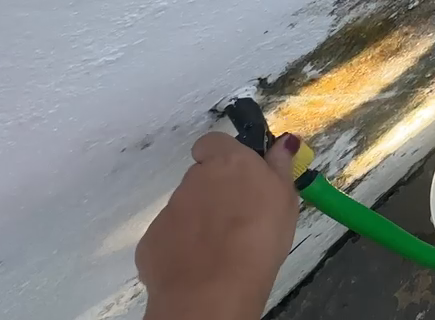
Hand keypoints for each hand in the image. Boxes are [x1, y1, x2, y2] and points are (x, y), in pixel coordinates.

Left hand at [136, 130, 301, 319]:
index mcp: (227, 163)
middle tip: (241, 211)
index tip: (241, 170)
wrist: (213, 292)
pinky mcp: (149, 243)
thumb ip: (279, 165)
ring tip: (223, 241)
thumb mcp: (286, 196)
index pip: (212, 141)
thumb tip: (283, 141)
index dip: (224, 152)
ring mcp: (167, 213)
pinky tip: (201, 259)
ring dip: (202, 215)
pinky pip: (170, 234)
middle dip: (217, 188)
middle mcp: (192, 181)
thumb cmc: (261, 235)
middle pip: (202, 176)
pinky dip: (184, 241)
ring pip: (187, 206)